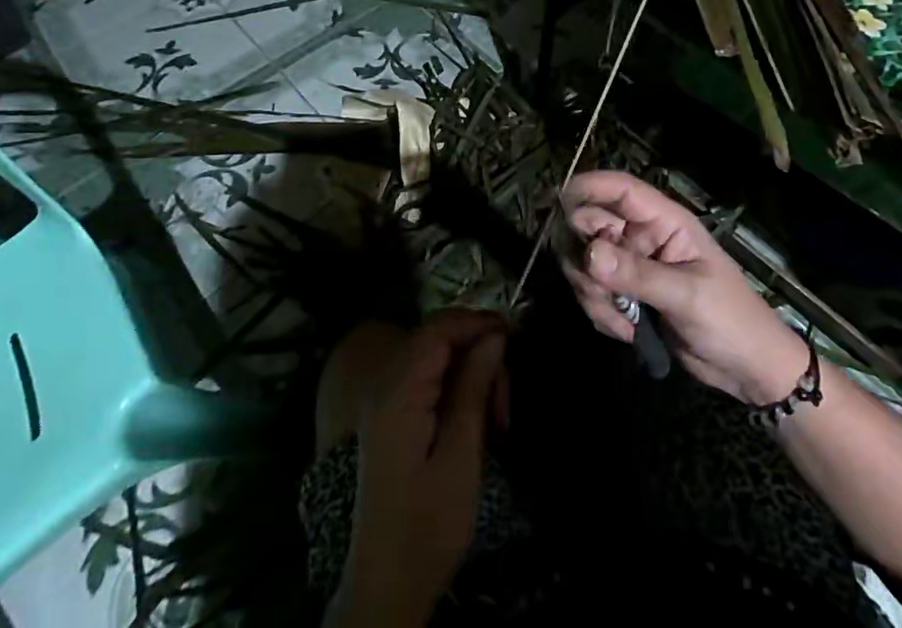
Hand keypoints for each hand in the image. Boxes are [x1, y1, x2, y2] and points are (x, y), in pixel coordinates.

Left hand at [332, 310, 507, 626]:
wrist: (389, 579)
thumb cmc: (429, 521)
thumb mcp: (461, 454)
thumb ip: (473, 388)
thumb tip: (495, 336)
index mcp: (397, 393)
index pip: (437, 328)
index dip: (478, 322)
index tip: (516, 336)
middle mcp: (385, 387)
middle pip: (439, 341)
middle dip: (480, 356)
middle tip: (506, 403)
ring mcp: (386, 402)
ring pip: (439, 360)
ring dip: (473, 376)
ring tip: (497, 420)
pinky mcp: (394, 417)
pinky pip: (431, 382)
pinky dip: (460, 390)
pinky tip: (479, 421)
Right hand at [559, 171, 805, 405]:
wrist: (746, 368)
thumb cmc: (730, 319)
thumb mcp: (686, 295)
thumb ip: (636, 274)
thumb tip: (588, 253)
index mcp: (666, 223)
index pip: (622, 190)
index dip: (589, 187)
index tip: (556, 201)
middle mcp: (645, 238)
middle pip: (592, 226)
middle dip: (586, 260)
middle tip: (598, 288)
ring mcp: (634, 267)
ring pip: (587, 264)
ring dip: (593, 294)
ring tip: (622, 319)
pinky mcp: (628, 295)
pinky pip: (594, 294)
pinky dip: (601, 313)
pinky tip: (627, 332)